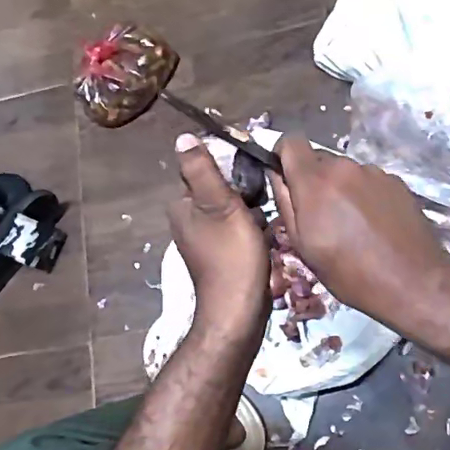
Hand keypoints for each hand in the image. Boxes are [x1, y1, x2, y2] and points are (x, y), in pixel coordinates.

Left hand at [169, 134, 268, 337]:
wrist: (239, 311)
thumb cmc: (232, 256)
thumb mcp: (220, 205)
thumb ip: (202, 170)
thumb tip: (183, 137)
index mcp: (182, 205)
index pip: (203, 167)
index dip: (229, 164)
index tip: (253, 168)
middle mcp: (188, 220)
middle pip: (220, 189)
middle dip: (244, 190)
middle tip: (264, 198)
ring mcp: (205, 240)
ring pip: (233, 210)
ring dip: (252, 210)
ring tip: (267, 218)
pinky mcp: (221, 255)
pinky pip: (238, 230)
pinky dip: (253, 230)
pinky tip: (267, 236)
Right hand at [268, 134, 449, 323]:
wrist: (412, 281)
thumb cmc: (348, 272)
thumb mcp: (303, 246)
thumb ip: (285, 203)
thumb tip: (276, 175)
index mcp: (315, 180)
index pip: (290, 141)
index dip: (283, 155)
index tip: (285, 178)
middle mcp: (344, 167)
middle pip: (318, 159)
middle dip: (312, 180)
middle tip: (318, 216)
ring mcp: (373, 172)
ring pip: (344, 172)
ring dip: (339, 189)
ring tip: (349, 224)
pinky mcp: (396, 182)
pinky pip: (368, 181)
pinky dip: (363, 195)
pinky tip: (372, 224)